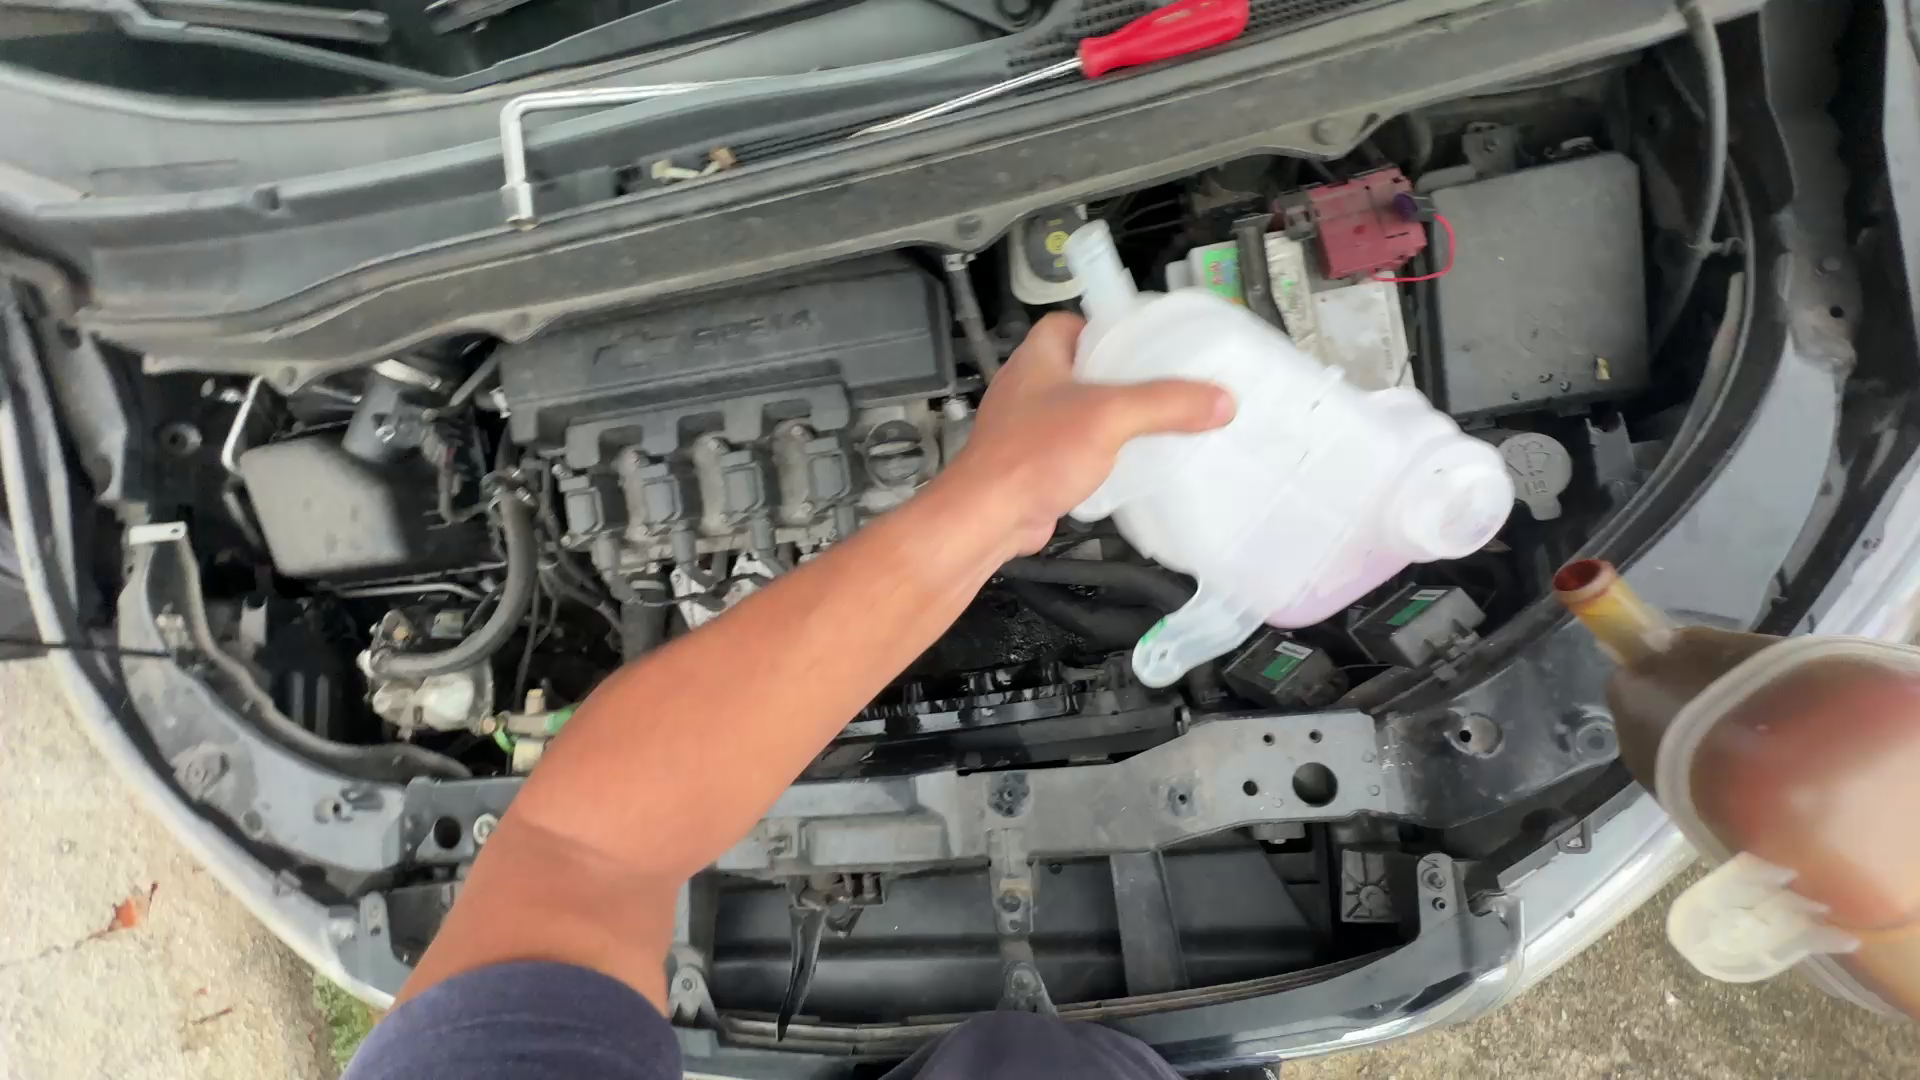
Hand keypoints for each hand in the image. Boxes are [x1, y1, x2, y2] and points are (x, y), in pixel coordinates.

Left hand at [937, 312, 1233, 556]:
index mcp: (1038, 356)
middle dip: (1122, 380)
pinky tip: (1129, 465)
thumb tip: (1221, 400)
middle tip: (1164, 387)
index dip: (1109, 329)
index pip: (1075, 324)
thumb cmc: (1034, 454)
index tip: (1145, 342)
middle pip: (1085, 370)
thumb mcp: (1110, 416)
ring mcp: (1027, 427)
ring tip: (1156, 425)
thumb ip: (1166, 404)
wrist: (989, 517)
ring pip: (1081, 413)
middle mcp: (1029, 387)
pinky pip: (1075, 449)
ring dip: (1113, 420)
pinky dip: (1101, 454)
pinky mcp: (1033, 463)